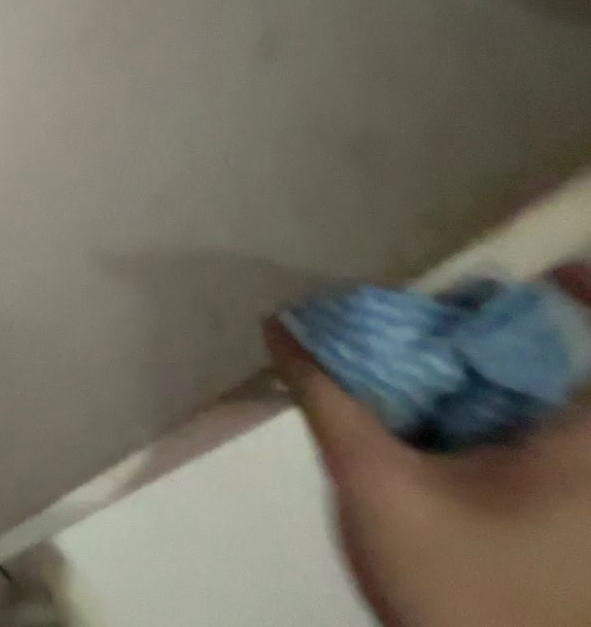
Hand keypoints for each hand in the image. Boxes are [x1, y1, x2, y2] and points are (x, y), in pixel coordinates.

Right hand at [265, 264, 590, 626]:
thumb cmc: (459, 582)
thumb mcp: (376, 483)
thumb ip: (328, 396)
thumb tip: (281, 324)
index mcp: (587, 448)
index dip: (586, 294)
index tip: (537, 259)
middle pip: (560, 368)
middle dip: (495, 329)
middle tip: (422, 308)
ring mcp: (581, 493)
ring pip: (536, 406)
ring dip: (478, 372)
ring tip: (405, 353)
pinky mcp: (560, 519)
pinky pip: (523, 440)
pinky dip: (474, 412)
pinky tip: (417, 416)